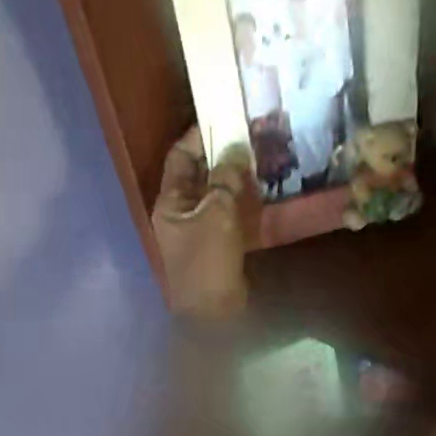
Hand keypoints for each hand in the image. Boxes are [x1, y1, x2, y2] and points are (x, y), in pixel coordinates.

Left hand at [151, 129, 249, 320]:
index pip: (180, 158)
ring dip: (238, 179)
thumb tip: (236, 148)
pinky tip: (264, 192)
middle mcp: (183, 213)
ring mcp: (202, 231)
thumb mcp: (216, 215)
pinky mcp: (220, 247)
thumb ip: (225, 179)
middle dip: (224, 156)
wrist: (214, 316)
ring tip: (263, 158)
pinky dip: (245, 204)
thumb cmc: (208, 263)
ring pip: (219, 196)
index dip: (199, 137)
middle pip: (201, 175)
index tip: (225, 119)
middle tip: (253, 136)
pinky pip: (231, 217)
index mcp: (171, 202)